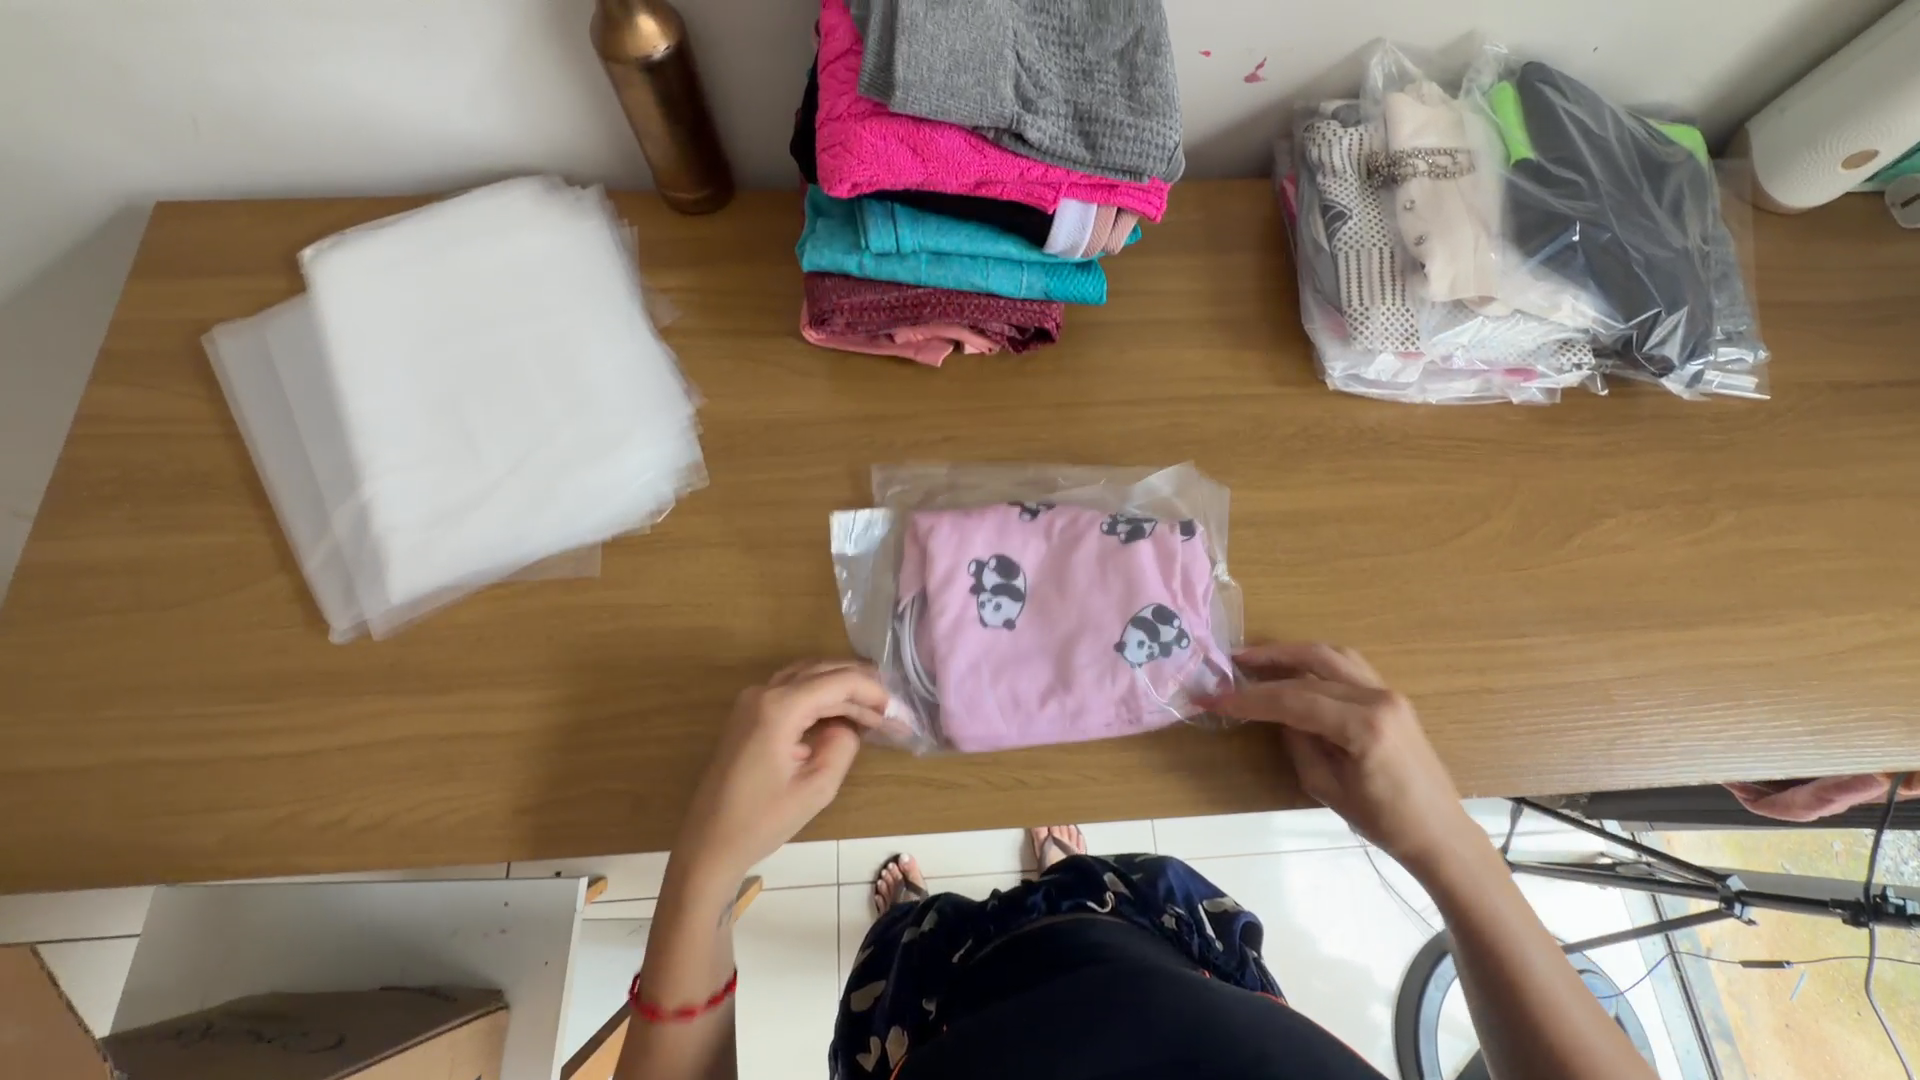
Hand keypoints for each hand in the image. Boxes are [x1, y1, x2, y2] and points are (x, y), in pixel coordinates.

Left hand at [673, 661, 890, 888]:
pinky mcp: (749, 715)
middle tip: (890, 706)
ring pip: (806, 677)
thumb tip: (849, 726)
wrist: (709, 843)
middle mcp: (763, 693)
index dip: (870, 690)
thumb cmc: (761, 821)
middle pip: (821, 672)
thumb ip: (842, 746)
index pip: (836, 682)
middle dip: (858, 685)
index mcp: (778, 708)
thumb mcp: (816, 788)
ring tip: (872, 708)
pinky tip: (841, 714)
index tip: (896, 709)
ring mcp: (752, 702)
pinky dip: (819, 697)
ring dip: (840, 688)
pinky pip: (792, 692)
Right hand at [1204, 643, 1480, 877]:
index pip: (1294, 700)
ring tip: (1256, 657)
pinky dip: (1315, 661)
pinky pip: (1348, 666)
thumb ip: (1298, 742)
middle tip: (1230, 665)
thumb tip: (1278, 715)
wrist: (1438, 831)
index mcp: (1364, 727)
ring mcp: (1389, 693)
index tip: (1215, 699)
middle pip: (1311, 668)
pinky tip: (1292, 667)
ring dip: (1291, 652)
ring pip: (1332, 655)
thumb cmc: (1382, 821)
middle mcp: (1379, 699)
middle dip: (1265, 665)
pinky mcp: (1391, 697)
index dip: (1250, 699)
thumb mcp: (1325, 786)